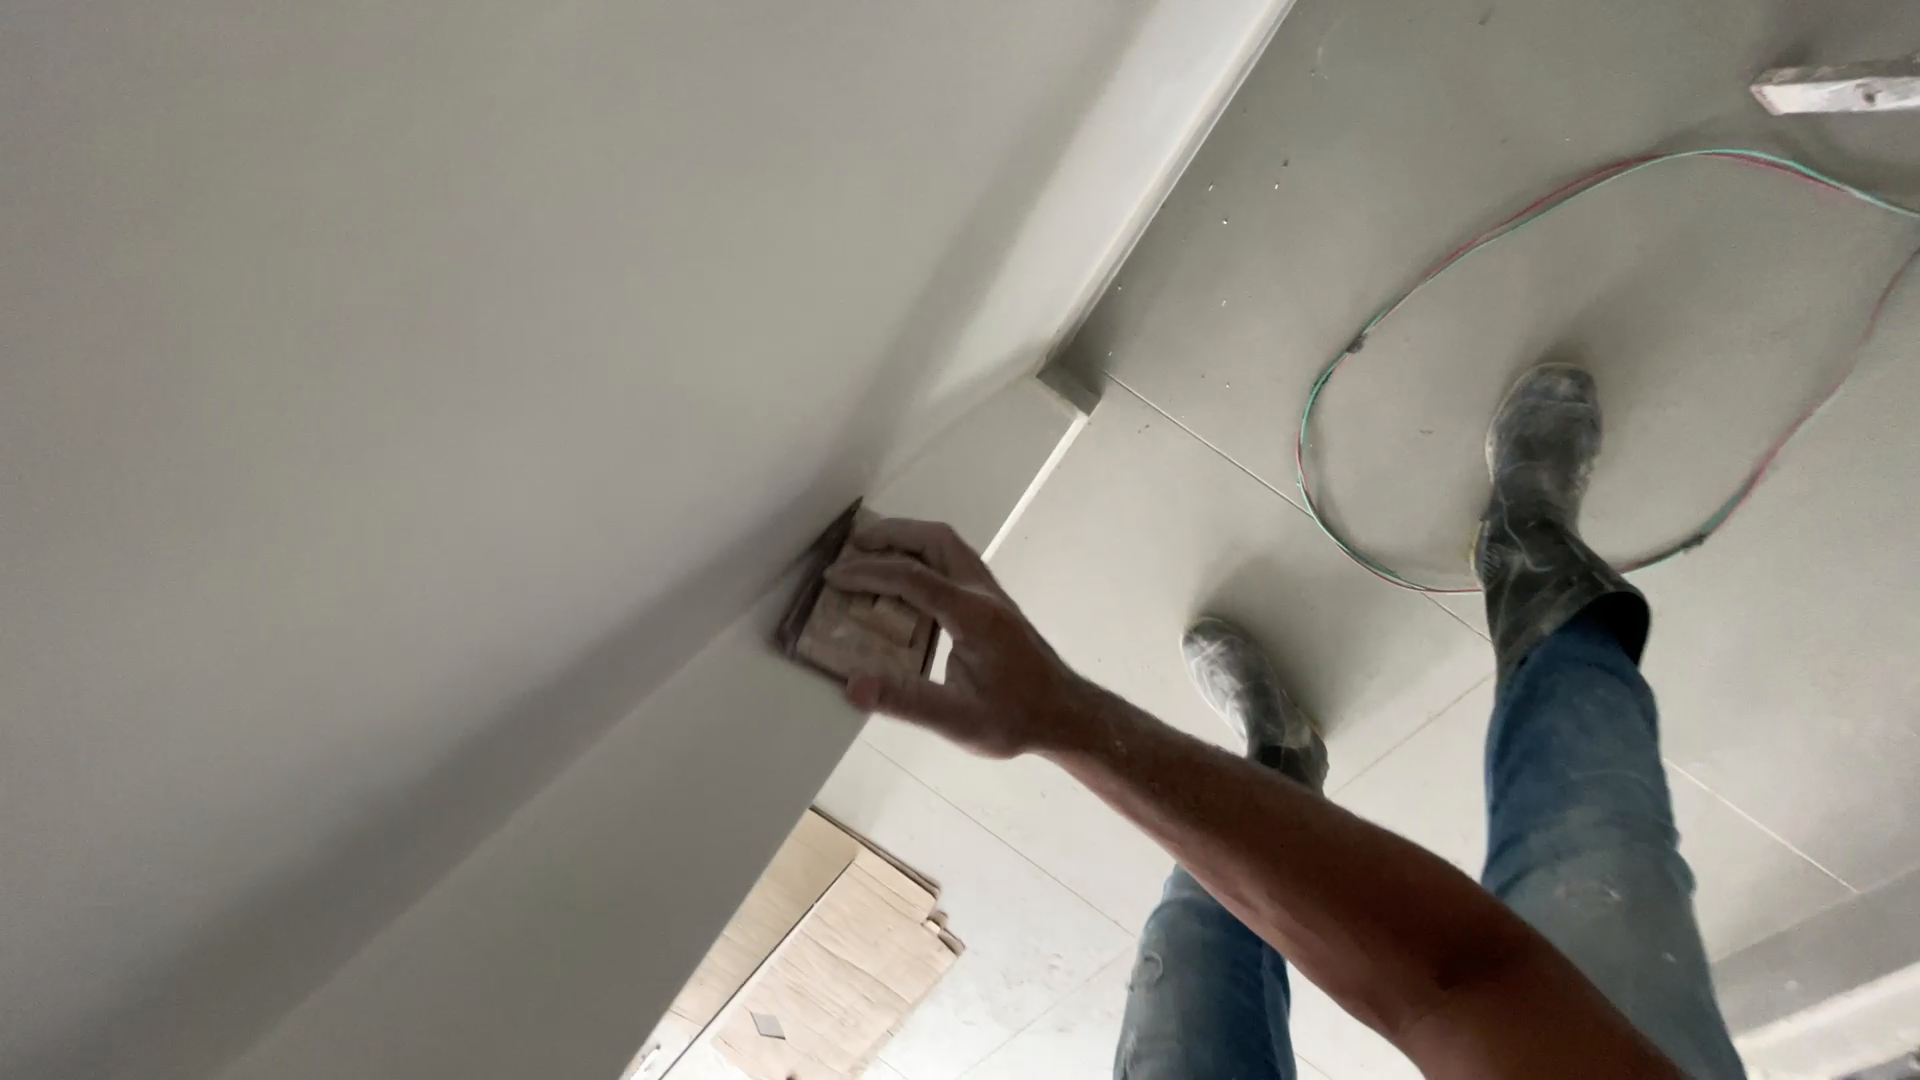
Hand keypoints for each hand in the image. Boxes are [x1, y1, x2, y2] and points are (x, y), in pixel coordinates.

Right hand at [824, 517, 1105, 758]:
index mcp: (973, 615)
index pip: (912, 576)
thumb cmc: (1015, 720)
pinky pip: (955, 560)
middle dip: (890, 535)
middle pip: (935, 539)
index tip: (833, 578)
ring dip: (909, 539)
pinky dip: (924, 554)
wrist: (1066, 714)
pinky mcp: (994, 601)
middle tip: (852, 547)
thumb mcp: (958, 721)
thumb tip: (853, 684)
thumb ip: (906, 701)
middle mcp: (983, 592)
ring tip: (874, 552)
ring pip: (948, 544)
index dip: (867, 572)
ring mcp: (992, 593)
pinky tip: (908, 578)